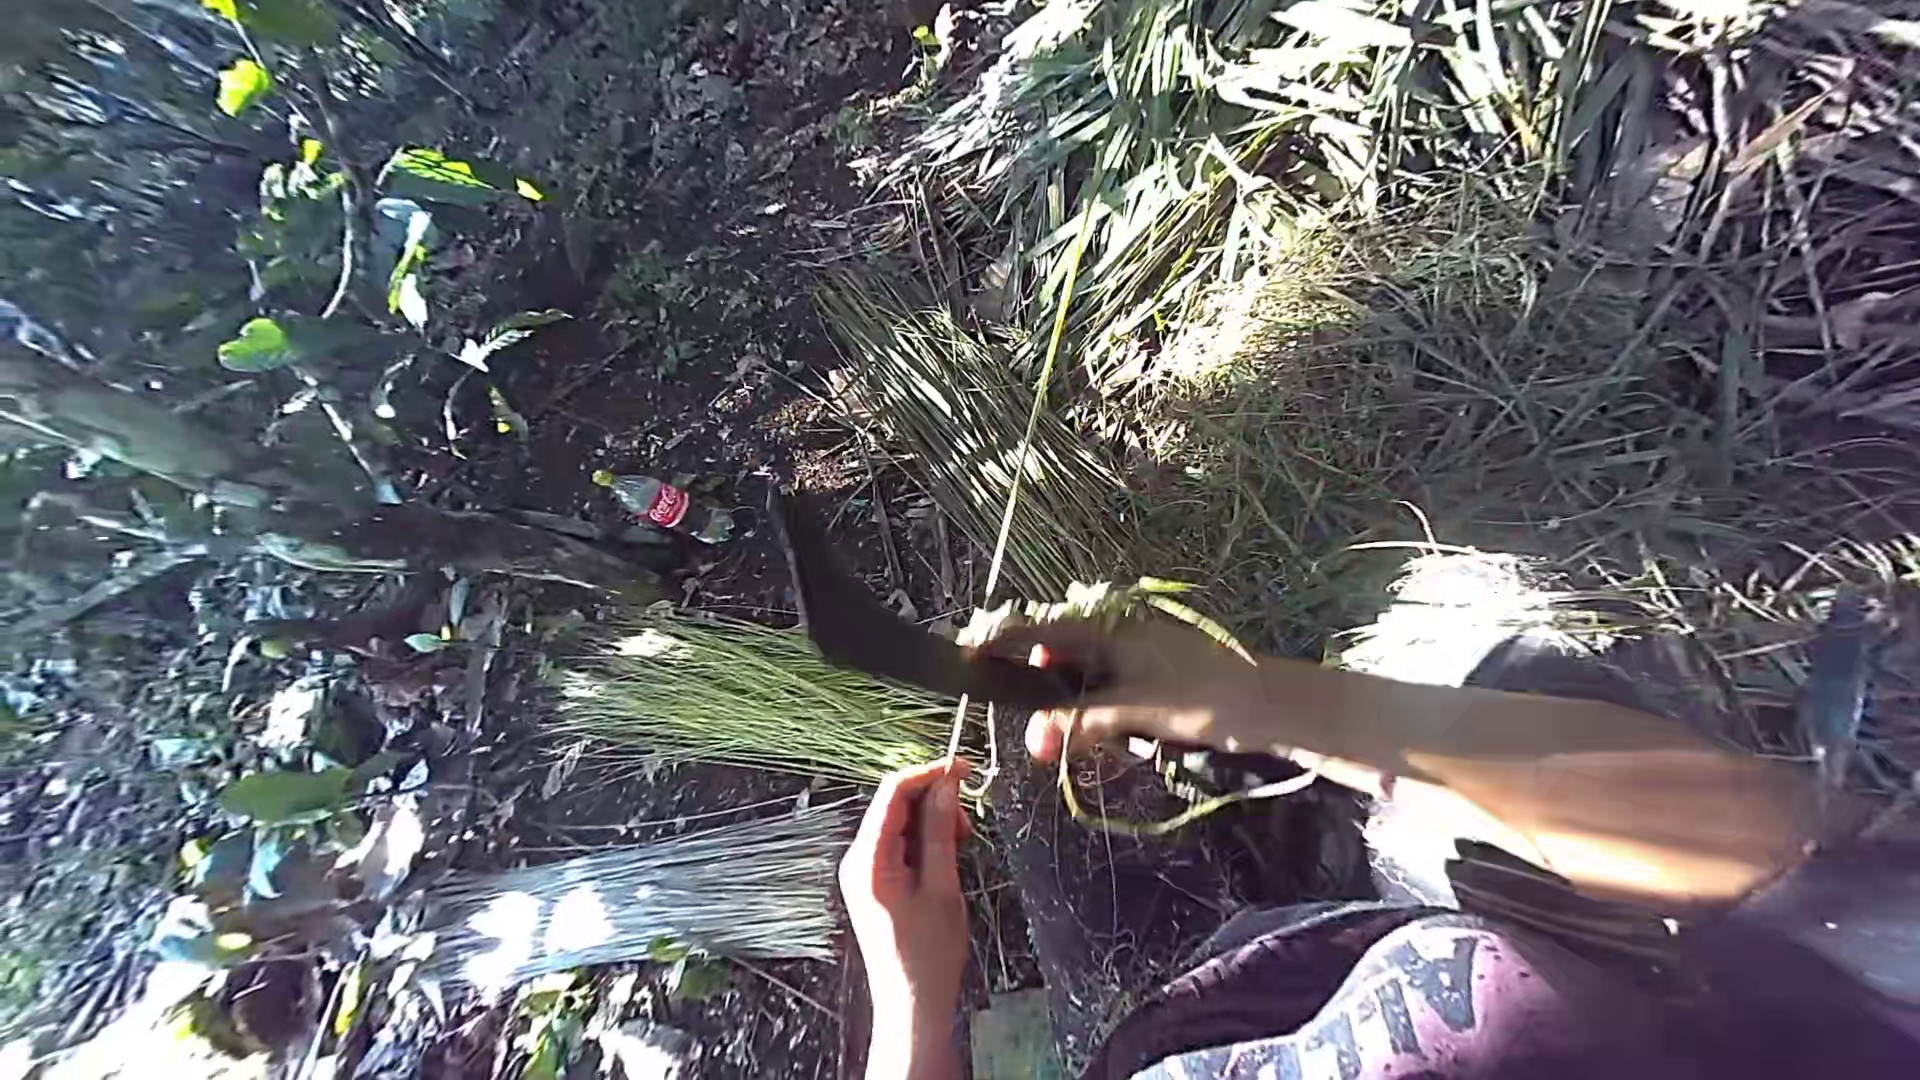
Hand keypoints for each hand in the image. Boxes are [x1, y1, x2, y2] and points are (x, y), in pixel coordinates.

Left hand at [840, 759, 972, 1079]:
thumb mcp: (942, 885)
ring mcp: (866, 866)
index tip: (963, 768)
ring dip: (934, 820)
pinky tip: (947, 854)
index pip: (893, 791)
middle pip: (897, 803)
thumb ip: (941, 829)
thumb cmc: (929, 953)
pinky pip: (902, 839)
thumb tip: (947, 781)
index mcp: (869, 857)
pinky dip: (927, 838)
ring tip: (960, 844)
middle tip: (966, 824)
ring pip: (902, 819)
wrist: (913, 1006)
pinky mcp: (877, 876)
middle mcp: (859, 856)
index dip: (928, 772)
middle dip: (934, 801)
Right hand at [990, 618, 1259, 763]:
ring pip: (1080, 675)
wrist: (1271, 704)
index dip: (1003, 642)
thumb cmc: (1203, 697)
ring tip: (1062, 742)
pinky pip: (1103, 687)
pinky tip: (1097, 734)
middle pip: (1057, 656)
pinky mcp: (1145, 673)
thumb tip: (1036, 740)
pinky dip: (1093, 709)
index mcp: (1107, 630)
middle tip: (1033, 737)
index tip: (968, 654)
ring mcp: (1131, 653)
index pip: (1041, 631)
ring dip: (1067, 707)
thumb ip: (1083, 720)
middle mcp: (1114, 635)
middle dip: (1038, 693)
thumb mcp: (1137, 709)